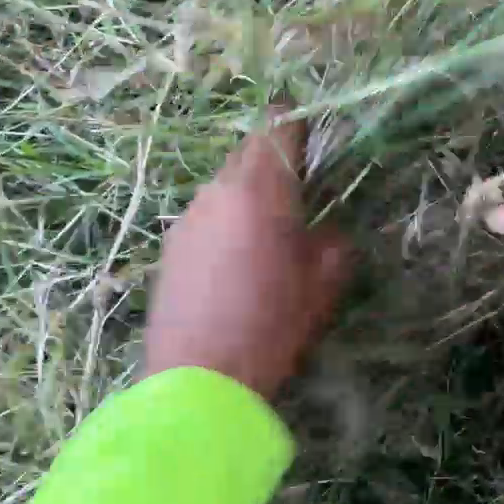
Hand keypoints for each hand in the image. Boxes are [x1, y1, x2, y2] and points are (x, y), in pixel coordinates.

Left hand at [145, 113, 350, 400]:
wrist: (199, 382)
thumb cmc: (275, 322)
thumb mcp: (325, 278)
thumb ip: (331, 236)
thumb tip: (323, 225)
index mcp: (260, 191)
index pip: (276, 128)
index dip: (299, 122)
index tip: (319, 132)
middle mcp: (218, 193)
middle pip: (249, 150)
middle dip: (278, 155)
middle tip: (308, 179)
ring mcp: (188, 220)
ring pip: (227, 182)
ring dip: (254, 188)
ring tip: (277, 223)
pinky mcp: (171, 247)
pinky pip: (209, 212)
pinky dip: (231, 216)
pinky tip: (245, 253)